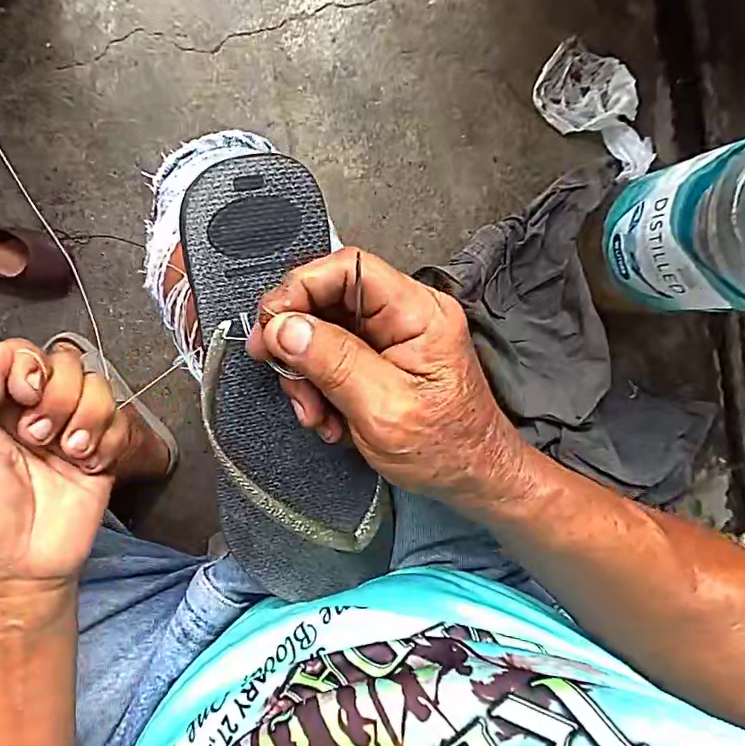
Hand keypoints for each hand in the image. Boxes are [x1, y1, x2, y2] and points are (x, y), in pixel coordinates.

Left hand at [0, 339, 131, 595]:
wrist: (17, 573)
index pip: (18, 353)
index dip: (28, 365)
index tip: (22, 397)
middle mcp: (33, 409)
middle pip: (65, 361)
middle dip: (57, 395)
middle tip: (37, 436)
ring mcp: (70, 428)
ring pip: (98, 385)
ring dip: (85, 417)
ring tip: (66, 452)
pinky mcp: (102, 449)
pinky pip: (121, 419)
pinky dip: (107, 440)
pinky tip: (87, 465)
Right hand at [247, 248, 535, 513]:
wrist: (473, 477)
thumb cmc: (448, 449)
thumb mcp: (384, 410)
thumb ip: (334, 363)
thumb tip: (285, 327)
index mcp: (419, 314)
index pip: (349, 268)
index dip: (301, 287)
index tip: (271, 323)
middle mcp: (406, 314)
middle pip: (329, 298)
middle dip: (297, 340)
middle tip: (279, 369)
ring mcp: (392, 335)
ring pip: (322, 330)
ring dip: (306, 373)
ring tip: (315, 411)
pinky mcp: (380, 357)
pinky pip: (331, 356)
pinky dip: (318, 386)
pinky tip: (328, 415)